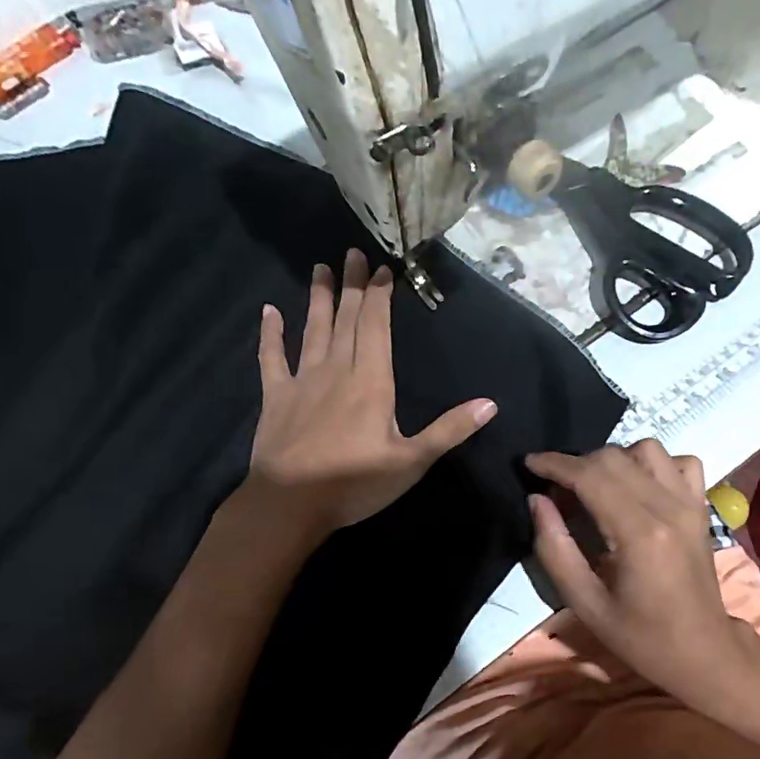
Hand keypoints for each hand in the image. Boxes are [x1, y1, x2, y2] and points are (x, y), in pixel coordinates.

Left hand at [249, 249, 495, 533]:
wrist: (289, 505)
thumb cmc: (356, 483)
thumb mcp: (413, 461)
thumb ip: (450, 429)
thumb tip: (490, 404)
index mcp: (371, 381)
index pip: (376, 327)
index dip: (380, 297)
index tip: (383, 269)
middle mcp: (336, 371)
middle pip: (346, 319)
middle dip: (352, 286)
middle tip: (352, 253)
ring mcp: (302, 382)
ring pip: (312, 330)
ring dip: (318, 299)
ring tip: (320, 268)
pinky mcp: (276, 398)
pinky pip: (272, 359)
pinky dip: (270, 334)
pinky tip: (268, 312)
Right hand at [524, 441, 748, 702]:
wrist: (701, 650)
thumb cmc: (641, 636)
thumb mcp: (585, 604)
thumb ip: (555, 549)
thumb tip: (537, 501)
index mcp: (639, 533)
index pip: (591, 475)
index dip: (555, 464)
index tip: (530, 463)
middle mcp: (668, 507)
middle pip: (615, 457)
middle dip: (578, 463)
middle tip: (558, 490)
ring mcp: (690, 503)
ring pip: (648, 449)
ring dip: (616, 458)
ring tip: (599, 487)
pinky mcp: (702, 506)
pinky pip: (681, 462)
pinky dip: (656, 464)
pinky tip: (641, 486)